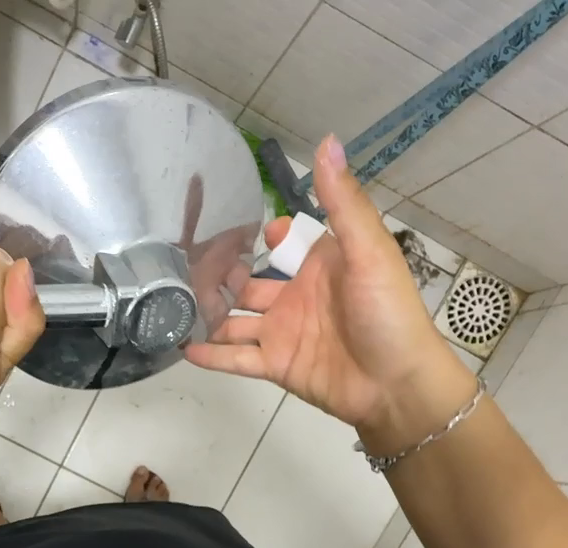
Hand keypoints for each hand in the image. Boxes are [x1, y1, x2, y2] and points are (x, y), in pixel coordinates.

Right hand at [185, 136, 470, 439]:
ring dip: (210, 315)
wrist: (394, 385)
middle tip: (184, 266)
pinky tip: (185, 347)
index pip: (283, 242)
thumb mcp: (368, 251)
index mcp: (321, 264)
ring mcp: (283, 333)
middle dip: (221, 276)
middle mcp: (297, 296)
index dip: (261, 234)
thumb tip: (326, 142)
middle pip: (249, 284)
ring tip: (173, 305)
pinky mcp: (275, 366)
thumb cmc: (388, 313)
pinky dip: (212, 355)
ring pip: (236, 322)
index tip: (226, 225)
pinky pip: (236, 358)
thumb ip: (342, 203)